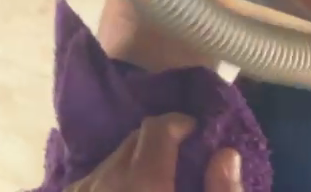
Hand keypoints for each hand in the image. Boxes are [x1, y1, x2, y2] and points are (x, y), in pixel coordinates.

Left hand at [69, 115, 244, 191]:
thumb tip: (225, 153)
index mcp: (143, 184)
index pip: (158, 128)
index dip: (181, 124)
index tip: (201, 134)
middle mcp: (107, 180)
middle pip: (135, 140)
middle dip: (163, 142)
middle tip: (189, 159)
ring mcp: (84, 189)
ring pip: (114, 159)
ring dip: (139, 161)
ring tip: (163, 181)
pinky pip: (96, 177)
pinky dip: (117, 179)